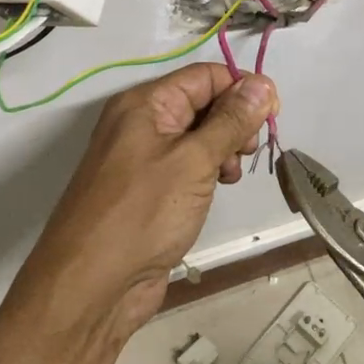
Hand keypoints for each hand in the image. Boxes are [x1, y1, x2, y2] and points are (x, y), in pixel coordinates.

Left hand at [26, 63, 279, 339]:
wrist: (91, 288)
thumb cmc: (142, 215)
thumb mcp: (194, 161)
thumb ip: (231, 121)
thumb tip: (263, 84)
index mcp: (145, 104)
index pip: (205, 76)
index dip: (242, 89)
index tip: (273, 116)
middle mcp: (141, 124)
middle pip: (203, 102)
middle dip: (235, 121)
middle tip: (248, 152)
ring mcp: (143, 158)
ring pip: (199, 135)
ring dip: (224, 149)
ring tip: (229, 176)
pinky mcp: (149, 190)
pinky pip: (188, 164)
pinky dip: (209, 170)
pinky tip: (218, 189)